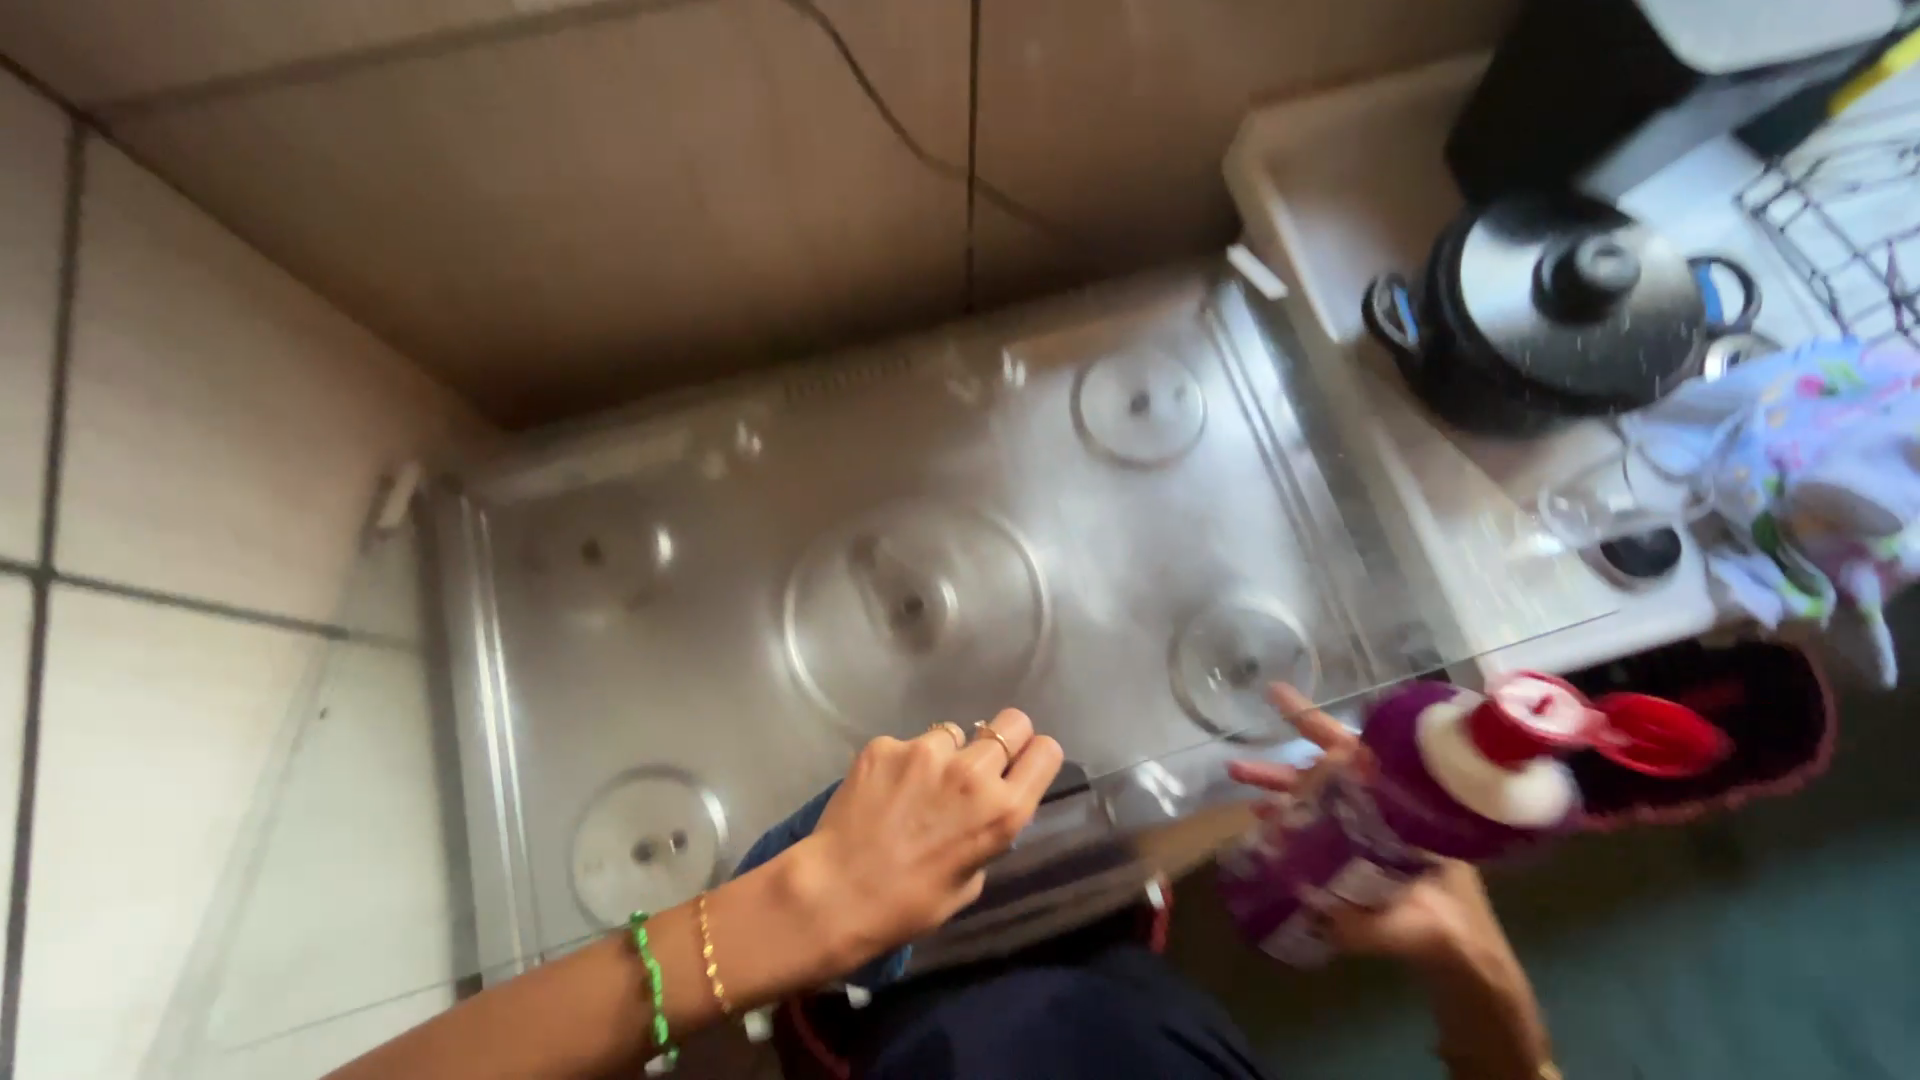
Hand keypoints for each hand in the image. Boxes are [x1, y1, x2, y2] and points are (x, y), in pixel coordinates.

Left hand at [788, 709, 1063, 974]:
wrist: (836, 894)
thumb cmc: (910, 905)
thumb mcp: (970, 882)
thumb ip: (986, 835)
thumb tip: (981, 810)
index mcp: (1002, 812)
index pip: (1045, 751)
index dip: (1035, 755)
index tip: (1021, 764)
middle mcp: (973, 772)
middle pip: (1011, 723)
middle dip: (1001, 738)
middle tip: (977, 762)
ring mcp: (927, 752)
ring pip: (953, 732)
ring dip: (943, 754)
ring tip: (915, 786)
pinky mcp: (886, 745)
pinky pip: (906, 743)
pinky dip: (899, 763)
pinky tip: (881, 791)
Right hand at [1226, 683, 1503, 966]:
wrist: (1463, 954)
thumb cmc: (1448, 914)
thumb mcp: (1410, 886)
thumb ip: (1364, 885)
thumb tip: (1304, 883)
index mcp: (1391, 800)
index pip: (1346, 747)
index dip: (1309, 721)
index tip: (1274, 693)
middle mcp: (1371, 808)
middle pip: (1318, 775)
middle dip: (1276, 768)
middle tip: (1236, 765)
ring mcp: (1357, 833)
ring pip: (1309, 800)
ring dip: (1273, 792)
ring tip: (1235, 785)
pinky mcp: (1349, 858)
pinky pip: (1310, 830)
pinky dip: (1285, 822)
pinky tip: (1261, 824)